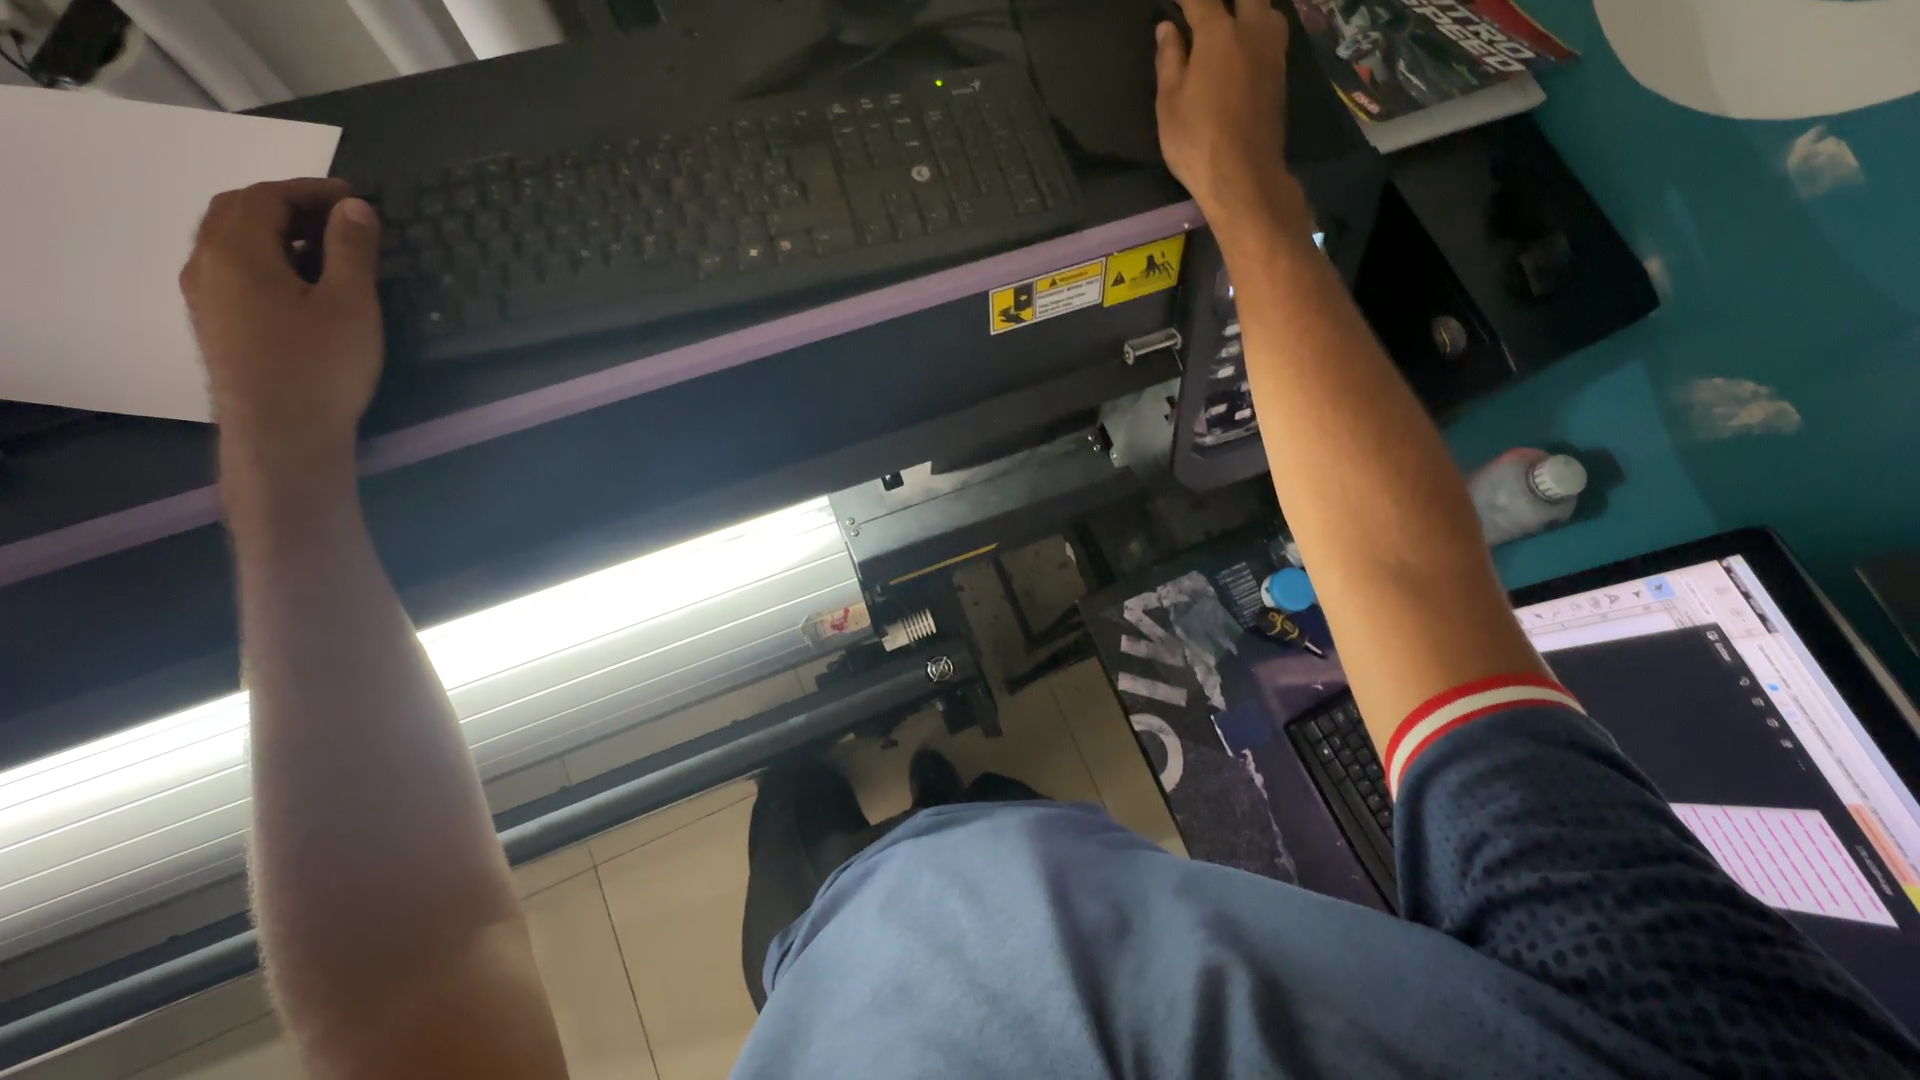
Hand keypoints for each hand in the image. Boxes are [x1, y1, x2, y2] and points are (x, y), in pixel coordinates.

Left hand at [180, 179, 383, 475]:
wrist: (281, 435)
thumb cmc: (321, 368)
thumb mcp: (351, 305)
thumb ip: (352, 250)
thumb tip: (353, 207)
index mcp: (237, 252)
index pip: (266, 196)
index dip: (310, 189)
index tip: (354, 198)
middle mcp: (207, 264)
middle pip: (237, 211)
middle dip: (286, 204)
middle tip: (336, 218)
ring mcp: (205, 296)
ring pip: (229, 240)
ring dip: (273, 231)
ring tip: (323, 248)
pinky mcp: (214, 323)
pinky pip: (230, 269)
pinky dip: (263, 257)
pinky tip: (298, 283)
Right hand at [1154, 0, 1300, 226]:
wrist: (1243, 176)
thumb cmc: (1196, 141)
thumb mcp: (1169, 103)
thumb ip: (1169, 59)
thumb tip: (1167, 28)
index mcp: (1219, 34)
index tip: (1173, 4)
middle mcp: (1252, 32)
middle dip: (1221, 1)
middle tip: (1204, 11)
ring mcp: (1272, 52)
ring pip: (1267, 10)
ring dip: (1249, 8)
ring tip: (1232, 20)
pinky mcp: (1281, 74)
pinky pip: (1274, 34)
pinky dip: (1260, 27)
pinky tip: (1247, 41)